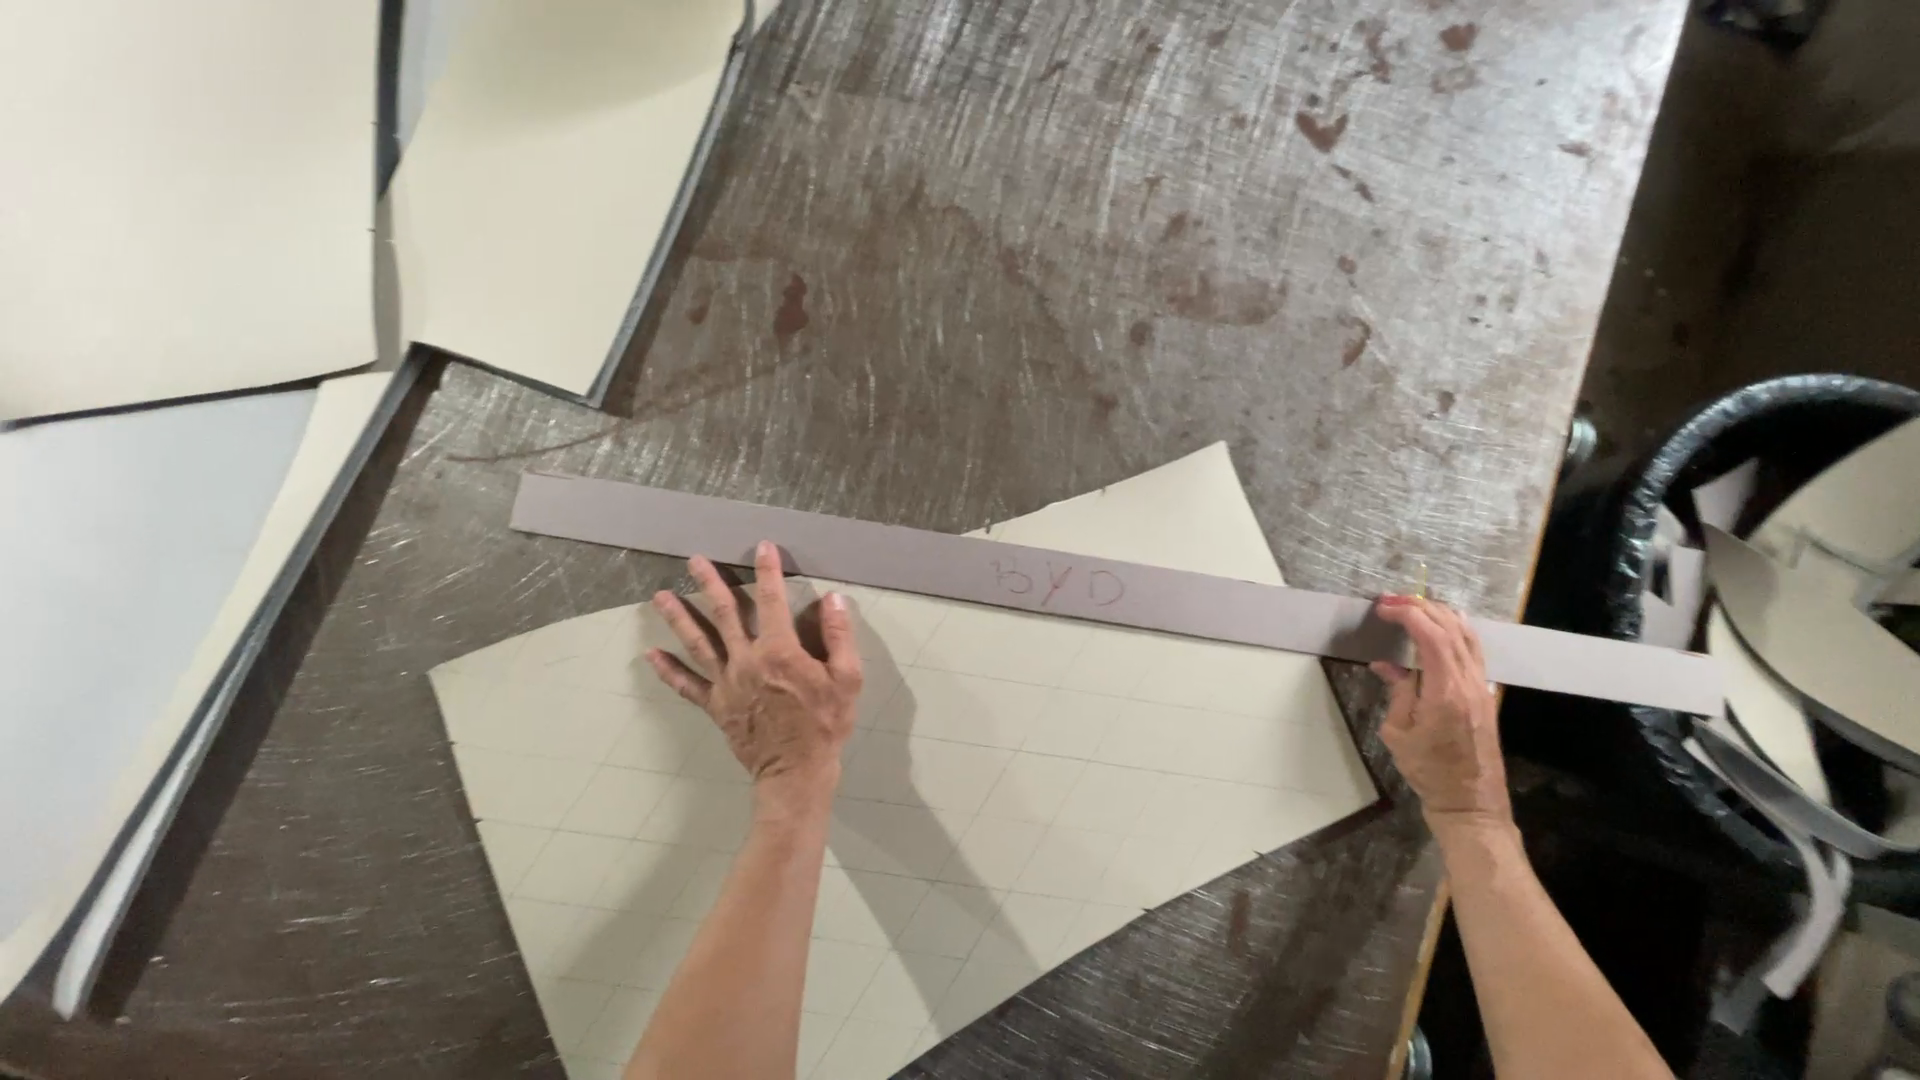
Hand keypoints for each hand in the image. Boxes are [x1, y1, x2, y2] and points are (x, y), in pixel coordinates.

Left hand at [647, 540, 863, 822]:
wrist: (796, 772)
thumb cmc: (825, 724)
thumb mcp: (847, 679)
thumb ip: (839, 636)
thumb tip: (833, 599)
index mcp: (780, 651)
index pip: (773, 600)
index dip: (768, 570)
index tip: (763, 546)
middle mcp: (746, 660)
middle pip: (724, 614)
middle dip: (709, 583)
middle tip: (694, 560)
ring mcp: (726, 684)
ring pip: (697, 643)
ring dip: (678, 617)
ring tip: (659, 595)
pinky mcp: (715, 706)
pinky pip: (686, 686)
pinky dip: (667, 670)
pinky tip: (650, 654)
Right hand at [1370, 595, 1512, 835]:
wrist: (1470, 801)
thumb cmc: (1428, 770)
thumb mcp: (1399, 731)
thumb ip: (1398, 691)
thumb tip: (1388, 664)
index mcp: (1446, 691)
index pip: (1431, 636)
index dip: (1407, 614)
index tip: (1383, 608)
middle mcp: (1470, 683)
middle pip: (1451, 629)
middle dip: (1421, 608)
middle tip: (1390, 601)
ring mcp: (1482, 687)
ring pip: (1468, 636)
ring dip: (1440, 615)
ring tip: (1414, 605)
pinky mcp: (1484, 694)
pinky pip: (1473, 651)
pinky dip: (1455, 631)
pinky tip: (1443, 626)